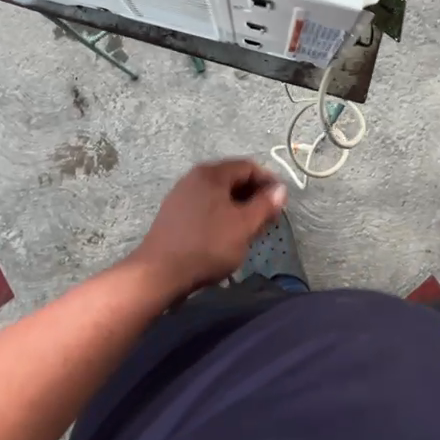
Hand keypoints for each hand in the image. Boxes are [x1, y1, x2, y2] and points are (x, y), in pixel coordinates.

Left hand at [125, 159, 286, 297]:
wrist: (159, 273)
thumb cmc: (207, 246)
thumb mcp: (243, 226)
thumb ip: (264, 205)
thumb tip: (280, 189)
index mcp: (211, 174)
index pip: (248, 166)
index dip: (268, 181)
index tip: (281, 201)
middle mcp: (194, 177)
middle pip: (232, 178)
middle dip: (253, 195)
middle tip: (267, 217)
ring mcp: (181, 195)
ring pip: (218, 194)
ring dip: (237, 206)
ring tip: (249, 228)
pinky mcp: (173, 214)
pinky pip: (204, 206)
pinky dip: (220, 214)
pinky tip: (224, 235)